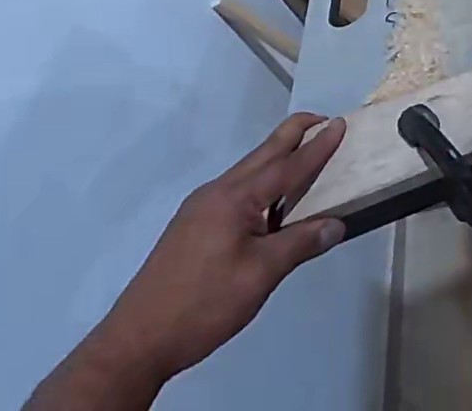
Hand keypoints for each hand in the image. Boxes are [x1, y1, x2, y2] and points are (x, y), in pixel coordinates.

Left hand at [28, 114, 347, 407]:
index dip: (318, 145)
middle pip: (263, 154)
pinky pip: (238, 189)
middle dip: (295, 133)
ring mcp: (200, 210)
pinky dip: (265, 179)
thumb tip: (337, 225)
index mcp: (234, 200)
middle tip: (326, 121)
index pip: (287, 165)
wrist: (130, 349)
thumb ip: (302, 243)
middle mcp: (216, 194)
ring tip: (309, 155)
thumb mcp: (261, 275)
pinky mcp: (192, 228)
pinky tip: (275, 198)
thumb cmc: (201, 305)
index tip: (341, 123)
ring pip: (249, 170)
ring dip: (280, 157)